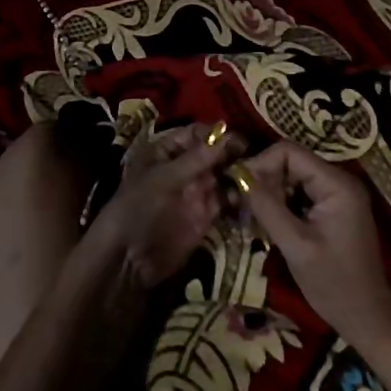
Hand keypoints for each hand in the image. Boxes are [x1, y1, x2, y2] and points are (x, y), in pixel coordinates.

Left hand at [92, 123, 245, 288]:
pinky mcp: (205, 216)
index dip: (215, 134)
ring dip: (239, 174)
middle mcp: (182, 168)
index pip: (194, 134)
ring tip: (261, 176)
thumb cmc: (139, 207)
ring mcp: (194, 192)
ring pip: (222, 176)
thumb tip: (227, 136)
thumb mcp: (164, 178)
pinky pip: (225, 200)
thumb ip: (196, 159)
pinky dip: (238, 197)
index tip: (238, 139)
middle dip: (232, 153)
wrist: (129, 256)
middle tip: (258, 157)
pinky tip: (254, 197)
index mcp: (165, 152)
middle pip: (212, 154)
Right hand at [245, 139, 390, 344]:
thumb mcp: (295, 244)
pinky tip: (267, 222)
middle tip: (242, 204)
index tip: (241, 188)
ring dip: (268, 192)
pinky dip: (279, 203)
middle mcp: (338, 181)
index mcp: (336, 185)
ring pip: (289, 176)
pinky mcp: (329, 208)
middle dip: (262, 179)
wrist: (366, 318)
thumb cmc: (333, 283)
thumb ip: (266, 206)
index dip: (260, 164)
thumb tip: (238, 176)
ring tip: (251, 215)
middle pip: (288, 162)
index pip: (288, 152)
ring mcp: (335, 194)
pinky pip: (296, 192)